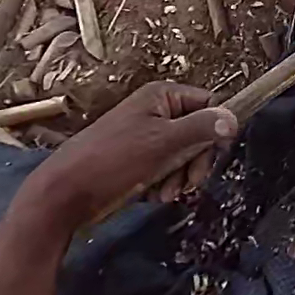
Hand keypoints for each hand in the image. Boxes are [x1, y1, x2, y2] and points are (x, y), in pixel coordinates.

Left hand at [19, 81, 237, 232]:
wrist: (59, 198)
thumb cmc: (112, 162)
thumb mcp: (163, 143)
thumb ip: (202, 128)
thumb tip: (235, 119)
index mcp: (162, 96)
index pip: (209, 105)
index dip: (216, 129)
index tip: (215, 154)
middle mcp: (156, 110)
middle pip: (199, 131)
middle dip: (196, 160)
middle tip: (191, 182)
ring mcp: (145, 134)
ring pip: (184, 152)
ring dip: (182, 175)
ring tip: (167, 192)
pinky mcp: (136, 158)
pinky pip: (166, 166)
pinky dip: (166, 181)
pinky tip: (154, 194)